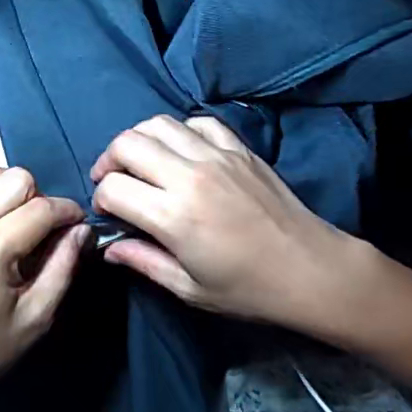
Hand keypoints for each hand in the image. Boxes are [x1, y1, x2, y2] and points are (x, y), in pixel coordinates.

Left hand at [0, 150, 88, 410]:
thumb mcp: (36, 316)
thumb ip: (63, 266)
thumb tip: (83, 230)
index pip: (43, 208)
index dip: (69, 213)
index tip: (79, 227)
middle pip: (15, 178)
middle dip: (40, 198)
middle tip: (44, 231)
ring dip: (8, 187)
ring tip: (15, 217)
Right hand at [89, 115, 370, 339]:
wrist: (310, 269)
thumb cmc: (249, 289)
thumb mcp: (189, 288)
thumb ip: (144, 262)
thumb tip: (109, 246)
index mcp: (174, 216)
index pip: (114, 188)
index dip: (101, 199)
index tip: (109, 213)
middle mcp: (190, 176)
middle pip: (128, 143)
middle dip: (109, 160)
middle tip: (113, 181)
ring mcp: (217, 155)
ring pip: (158, 123)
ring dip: (139, 140)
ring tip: (140, 161)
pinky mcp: (239, 148)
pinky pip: (199, 122)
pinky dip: (180, 131)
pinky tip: (181, 151)